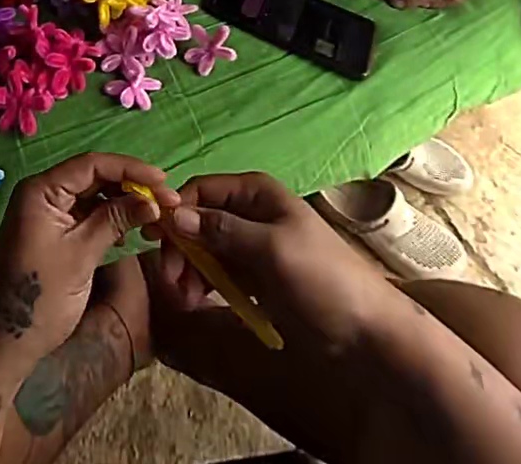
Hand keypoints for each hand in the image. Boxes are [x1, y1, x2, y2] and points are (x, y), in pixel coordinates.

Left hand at [0, 153, 178, 359]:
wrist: (8, 343)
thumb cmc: (41, 297)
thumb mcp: (82, 254)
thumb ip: (116, 219)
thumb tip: (153, 201)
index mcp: (41, 190)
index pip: (91, 165)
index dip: (130, 168)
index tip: (162, 178)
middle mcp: (43, 192)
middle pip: (93, 176)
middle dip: (130, 184)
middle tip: (164, 196)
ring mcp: (48, 211)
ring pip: (93, 192)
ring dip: (123, 200)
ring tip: (153, 211)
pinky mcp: (55, 229)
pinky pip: (87, 210)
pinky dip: (110, 215)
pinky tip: (130, 228)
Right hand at [143, 172, 399, 350]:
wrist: (364, 329)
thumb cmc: (320, 277)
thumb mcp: (270, 250)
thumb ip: (222, 231)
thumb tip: (175, 214)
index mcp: (255, 193)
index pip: (202, 190)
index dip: (177, 210)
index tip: (156, 240)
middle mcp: (249, 212)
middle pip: (199, 219)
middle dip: (182, 247)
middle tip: (171, 281)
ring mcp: (251, 244)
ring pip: (205, 248)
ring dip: (190, 269)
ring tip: (186, 299)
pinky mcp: (253, 274)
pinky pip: (218, 271)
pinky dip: (204, 283)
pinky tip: (197, 301)